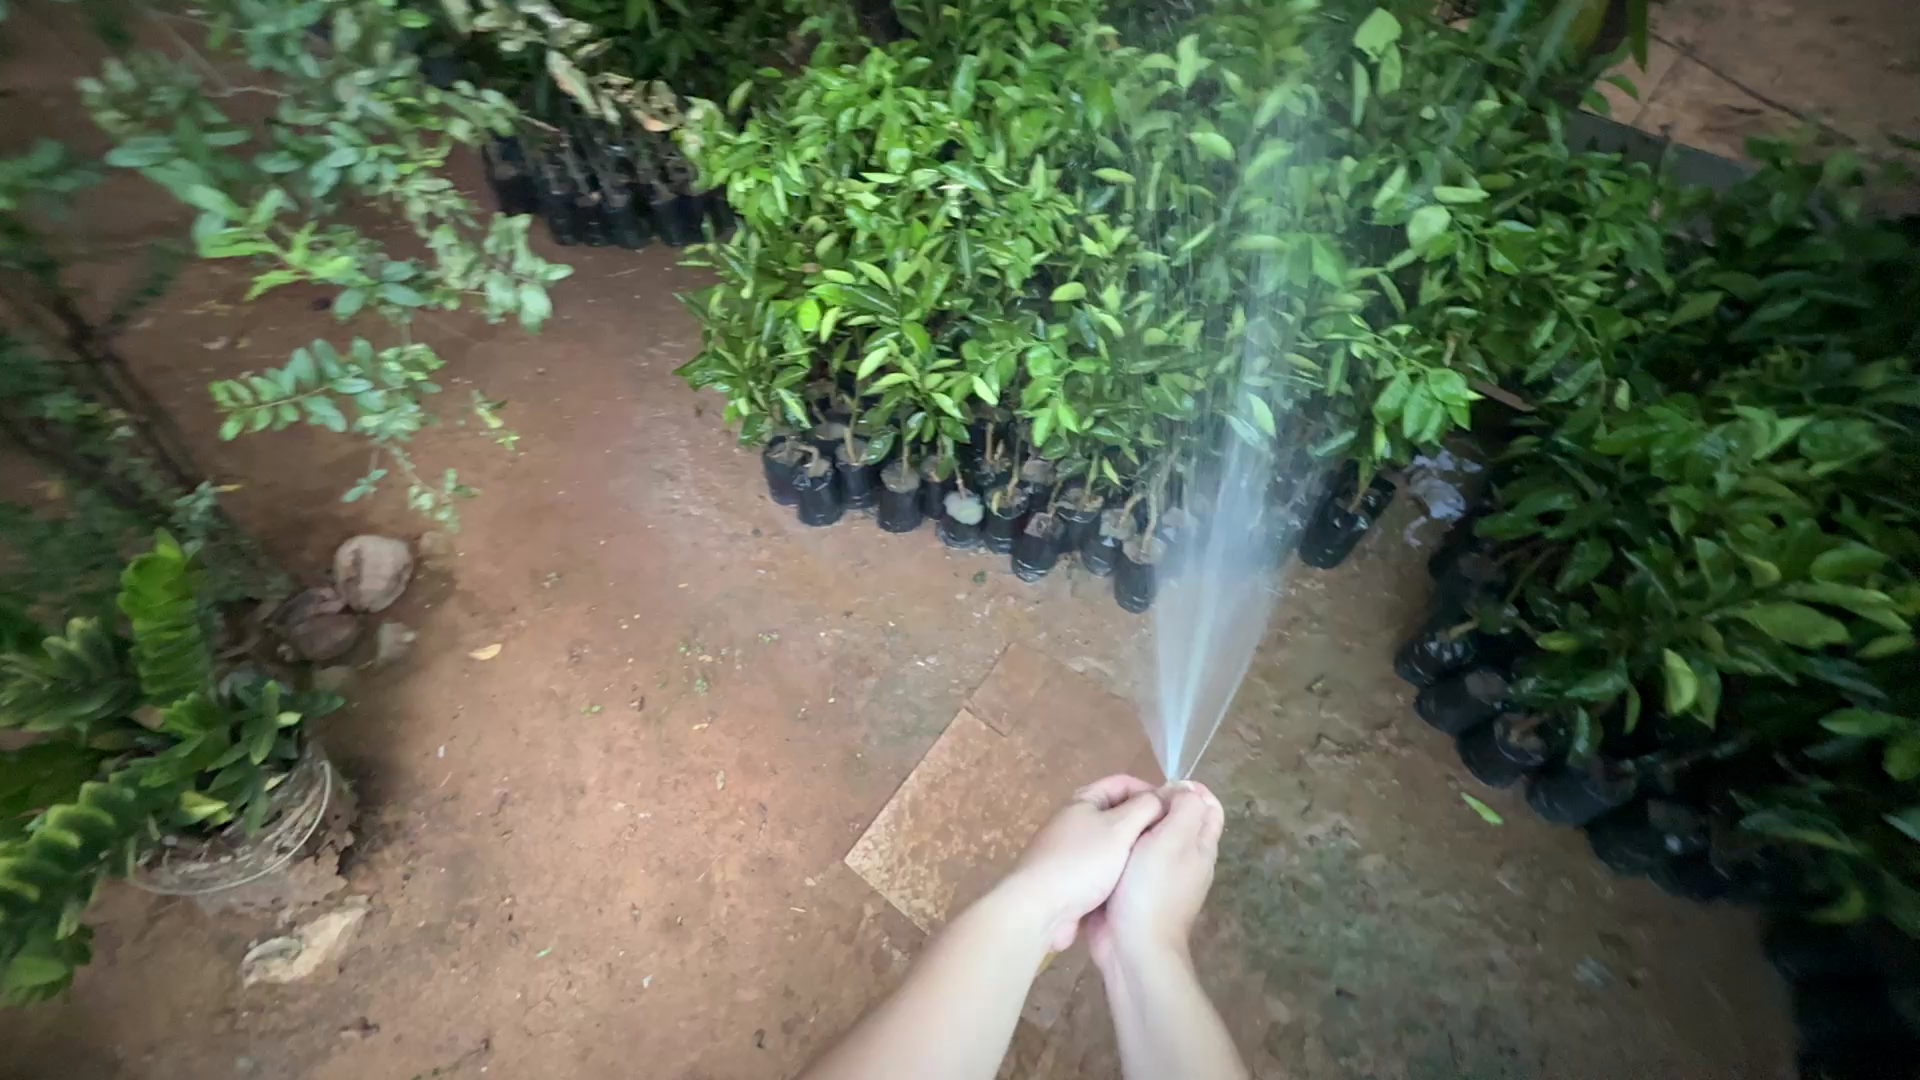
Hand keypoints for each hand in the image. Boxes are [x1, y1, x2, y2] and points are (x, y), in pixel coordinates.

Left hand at [997, 775, 1166, 951]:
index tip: (1176, 809)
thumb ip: (1143, 809)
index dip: (1150, 791)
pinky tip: (1141, 883)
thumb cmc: (1081, 862)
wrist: (1040, 907)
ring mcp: (1074, 849)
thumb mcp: (1118, 829)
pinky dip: (1123, 871)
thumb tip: (1162, 797)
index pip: (1123, 783)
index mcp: (1084, 800)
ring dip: (1135, 849)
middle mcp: (1078, 820)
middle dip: (1145, 821)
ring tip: (1162, 860)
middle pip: (1119, 812)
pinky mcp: (1074, 877)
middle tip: (1173, 837)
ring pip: (1115, 843)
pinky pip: (1106, 867)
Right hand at [1088, 780, 1224, 970]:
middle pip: (1180, 820)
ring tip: (1115, 816)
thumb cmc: (1152, 889)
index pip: (1208, 807)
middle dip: (1160, 803)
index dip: (1189, 790)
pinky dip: (1125, 844)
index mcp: (1200, 847)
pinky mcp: (1139, 889)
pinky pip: (1135, 857)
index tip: (1159, 786)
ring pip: (1154, 837)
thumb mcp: (1173, 840)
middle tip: (1132, 800)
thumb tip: (1185, 788)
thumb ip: (1184, 809)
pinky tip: (1107, 842)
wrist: (1133, 947)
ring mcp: (1162, 877)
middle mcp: (1186, 860)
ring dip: (1139, 823)